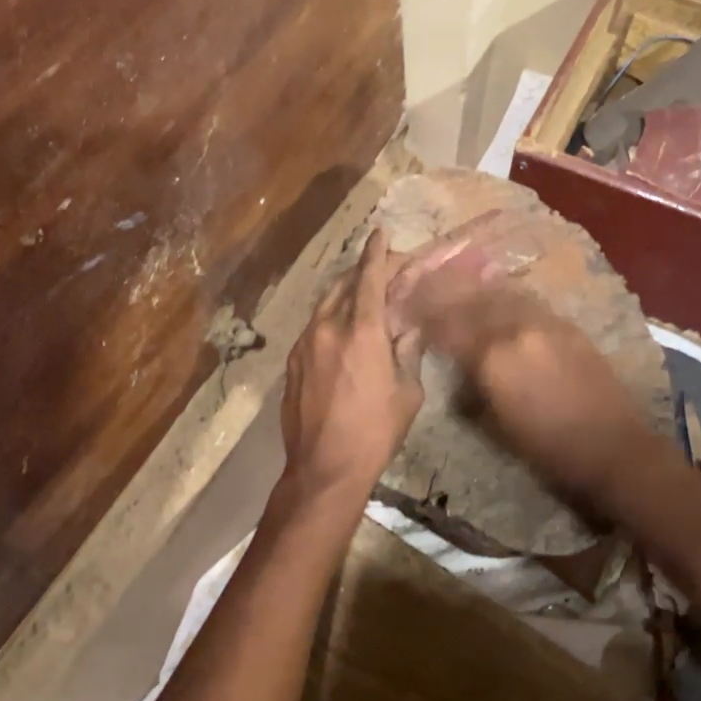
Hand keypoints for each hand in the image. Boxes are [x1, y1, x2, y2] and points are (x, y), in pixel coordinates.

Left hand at [278, 229, 423, 500]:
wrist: (324, 468)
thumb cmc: (375, 432)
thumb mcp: (407, 392)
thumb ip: (408, 351)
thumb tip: (408, 327)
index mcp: (361, 331)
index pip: (368, 278)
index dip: (376, 253)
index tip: (379, 232)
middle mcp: (328, 328)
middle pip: (344, 285)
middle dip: (364, 272)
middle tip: (384, 273)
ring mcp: (305, 344)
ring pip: (326, 305)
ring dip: (346, 295)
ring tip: (365, 300)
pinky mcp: (293, 362)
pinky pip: (315, 327)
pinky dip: (332, 319)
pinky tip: (345, 334)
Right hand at [390, 238, 655, 503]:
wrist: (613, 449)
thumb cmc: (547, 450)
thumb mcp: (493, 424)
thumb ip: (468, 386)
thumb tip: (455, 364)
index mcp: (491, 357)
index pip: (444, 323)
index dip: (420, 311)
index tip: (402, 304)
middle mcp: (514, 328)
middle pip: (468, 298)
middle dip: (439, 289)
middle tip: (418, 281)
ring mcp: (544, 321)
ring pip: (497, 292)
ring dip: (470, 286)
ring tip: (452, 279)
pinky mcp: (566, 324)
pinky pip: (524, 300)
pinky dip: (501, 295)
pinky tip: (493, 295)